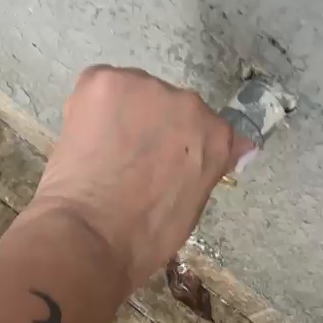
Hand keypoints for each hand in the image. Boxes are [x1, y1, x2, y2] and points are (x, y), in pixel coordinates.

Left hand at [23, 65, 249, 295]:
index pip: (205, 130)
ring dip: (121, 118)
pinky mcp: (102, 81)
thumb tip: (239, 149)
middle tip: (126, 169)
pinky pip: (98, 89)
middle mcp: (188, 103)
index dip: (178, 150)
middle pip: (168, 109)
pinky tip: (83, 144)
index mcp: (215, 137)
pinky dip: (90, 111)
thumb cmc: (140, 241)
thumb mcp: (189, 211)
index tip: (160, 169)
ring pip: (133, 96)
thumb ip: (208, 170)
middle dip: (150, 132)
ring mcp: (144, 87)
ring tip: (102, 159)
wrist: (89, 237)